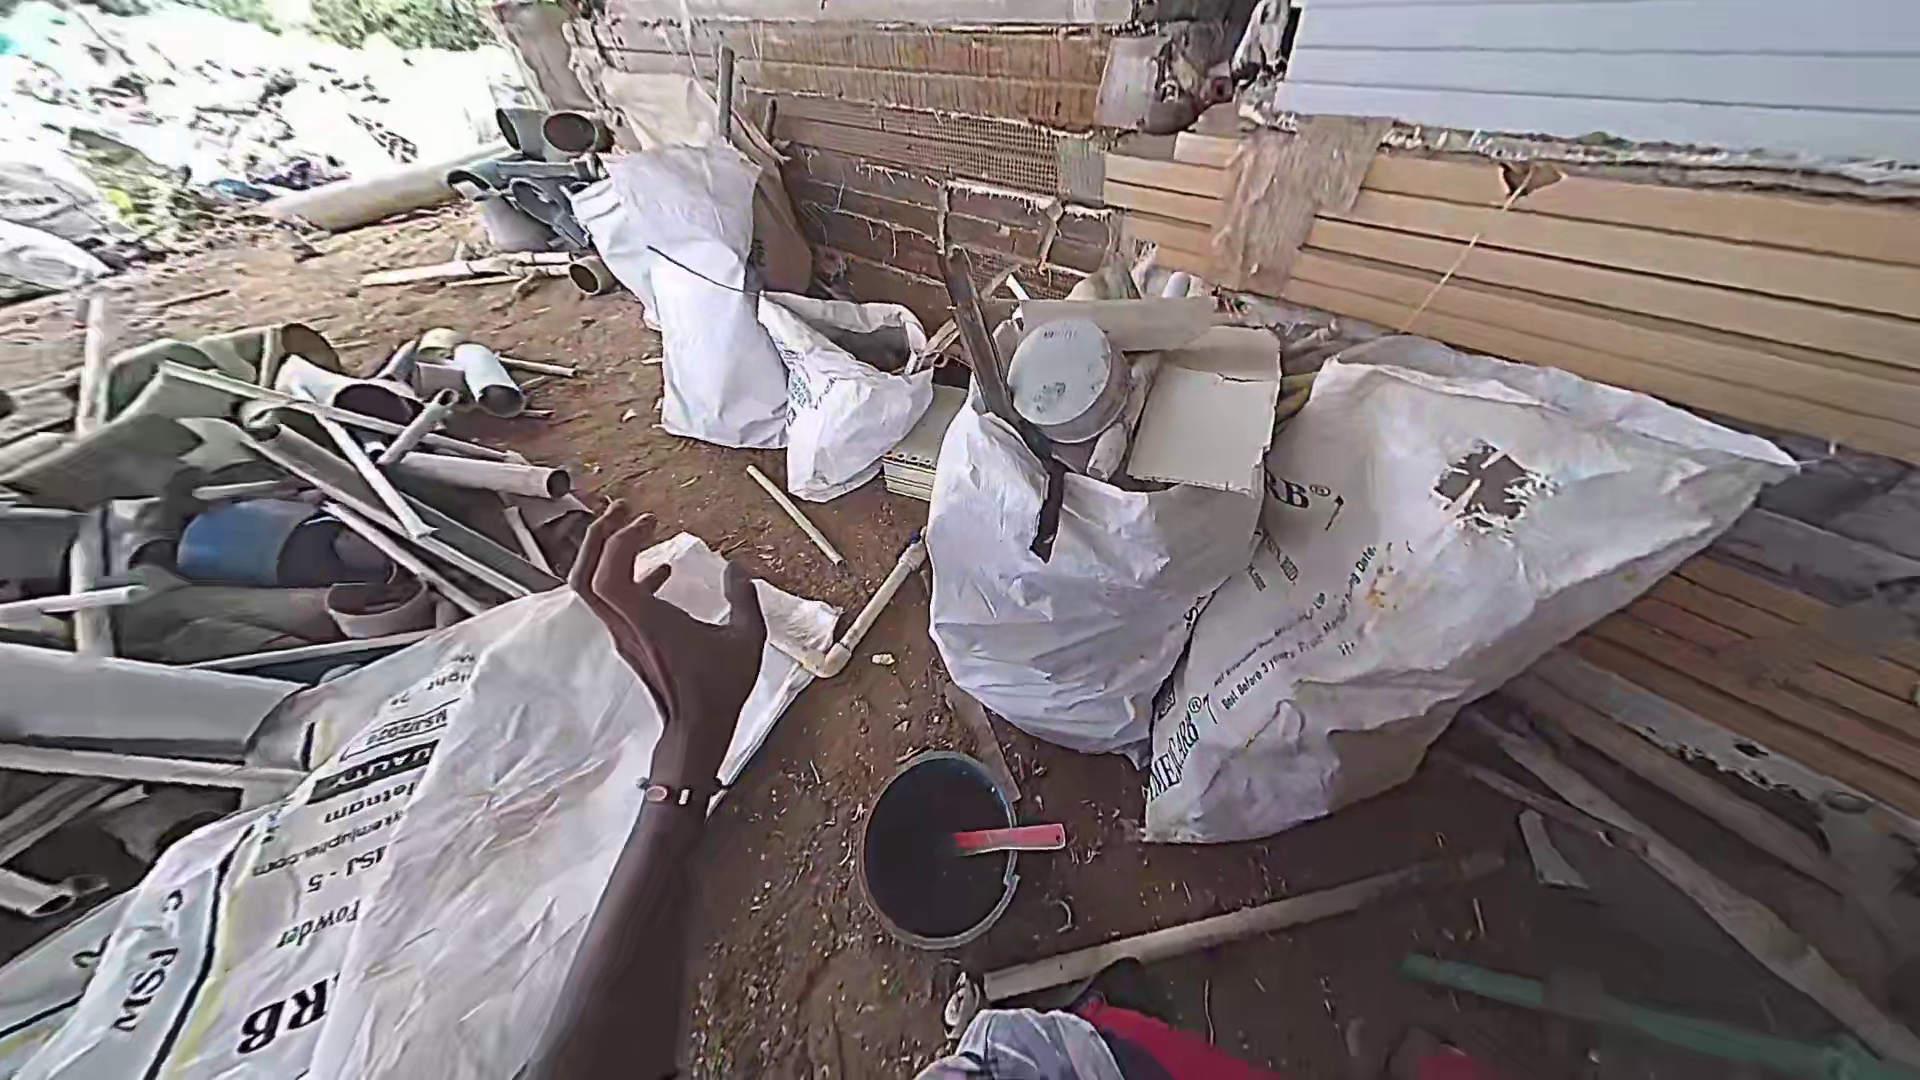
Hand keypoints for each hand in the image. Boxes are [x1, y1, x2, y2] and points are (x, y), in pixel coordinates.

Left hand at [569, 501, 767, 789]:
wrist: (696, 729)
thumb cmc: (720, 688)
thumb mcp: (747, 638)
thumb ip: (743, 598)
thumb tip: (737, 567)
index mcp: (649, 621)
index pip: (609, 574)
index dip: (621, 540)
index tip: (650, 521)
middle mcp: (626, 626)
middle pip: (585, 575)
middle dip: (599, 536)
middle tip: (624, 510)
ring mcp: (624, 635)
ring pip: (592, 588)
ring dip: (607, 553)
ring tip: (635, 530)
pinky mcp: (631, 641)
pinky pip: (614, 600)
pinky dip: (629, 576)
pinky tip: (661, 570)